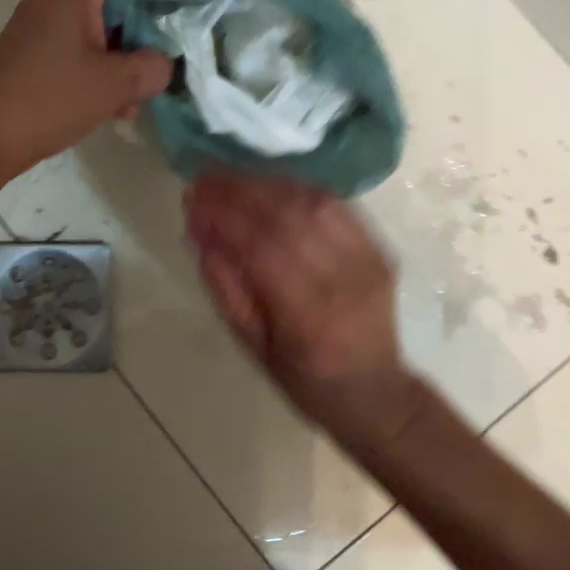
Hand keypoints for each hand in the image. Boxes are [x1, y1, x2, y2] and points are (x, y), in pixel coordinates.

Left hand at [0, 0, 173, 179]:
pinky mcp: (37, 54)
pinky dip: (106, 59)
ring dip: (124, 25)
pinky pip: (82, 42)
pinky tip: (125, 100)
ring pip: (94, 11)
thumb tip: (161, 63)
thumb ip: (148, 69)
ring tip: (157, 45)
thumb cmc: (46, 98)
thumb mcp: (112, 86)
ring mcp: (42, 27)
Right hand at [185, 170, 424, 448]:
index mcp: (309, 319)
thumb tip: (199, 231)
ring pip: (311, 202)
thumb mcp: (251, 345)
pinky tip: (267, 183)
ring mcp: (367, 261)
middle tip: (203, 178)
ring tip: (229, 177)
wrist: (375, 392)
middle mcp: (344, 282)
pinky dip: (295, 187)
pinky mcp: (378, 248)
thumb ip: (225, 286)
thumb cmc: (303, 378)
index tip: (191, 198)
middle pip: (287, 217)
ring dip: (264, 182)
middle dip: (239, 191)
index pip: (261, 249)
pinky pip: (334, 203)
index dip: (223, 217)